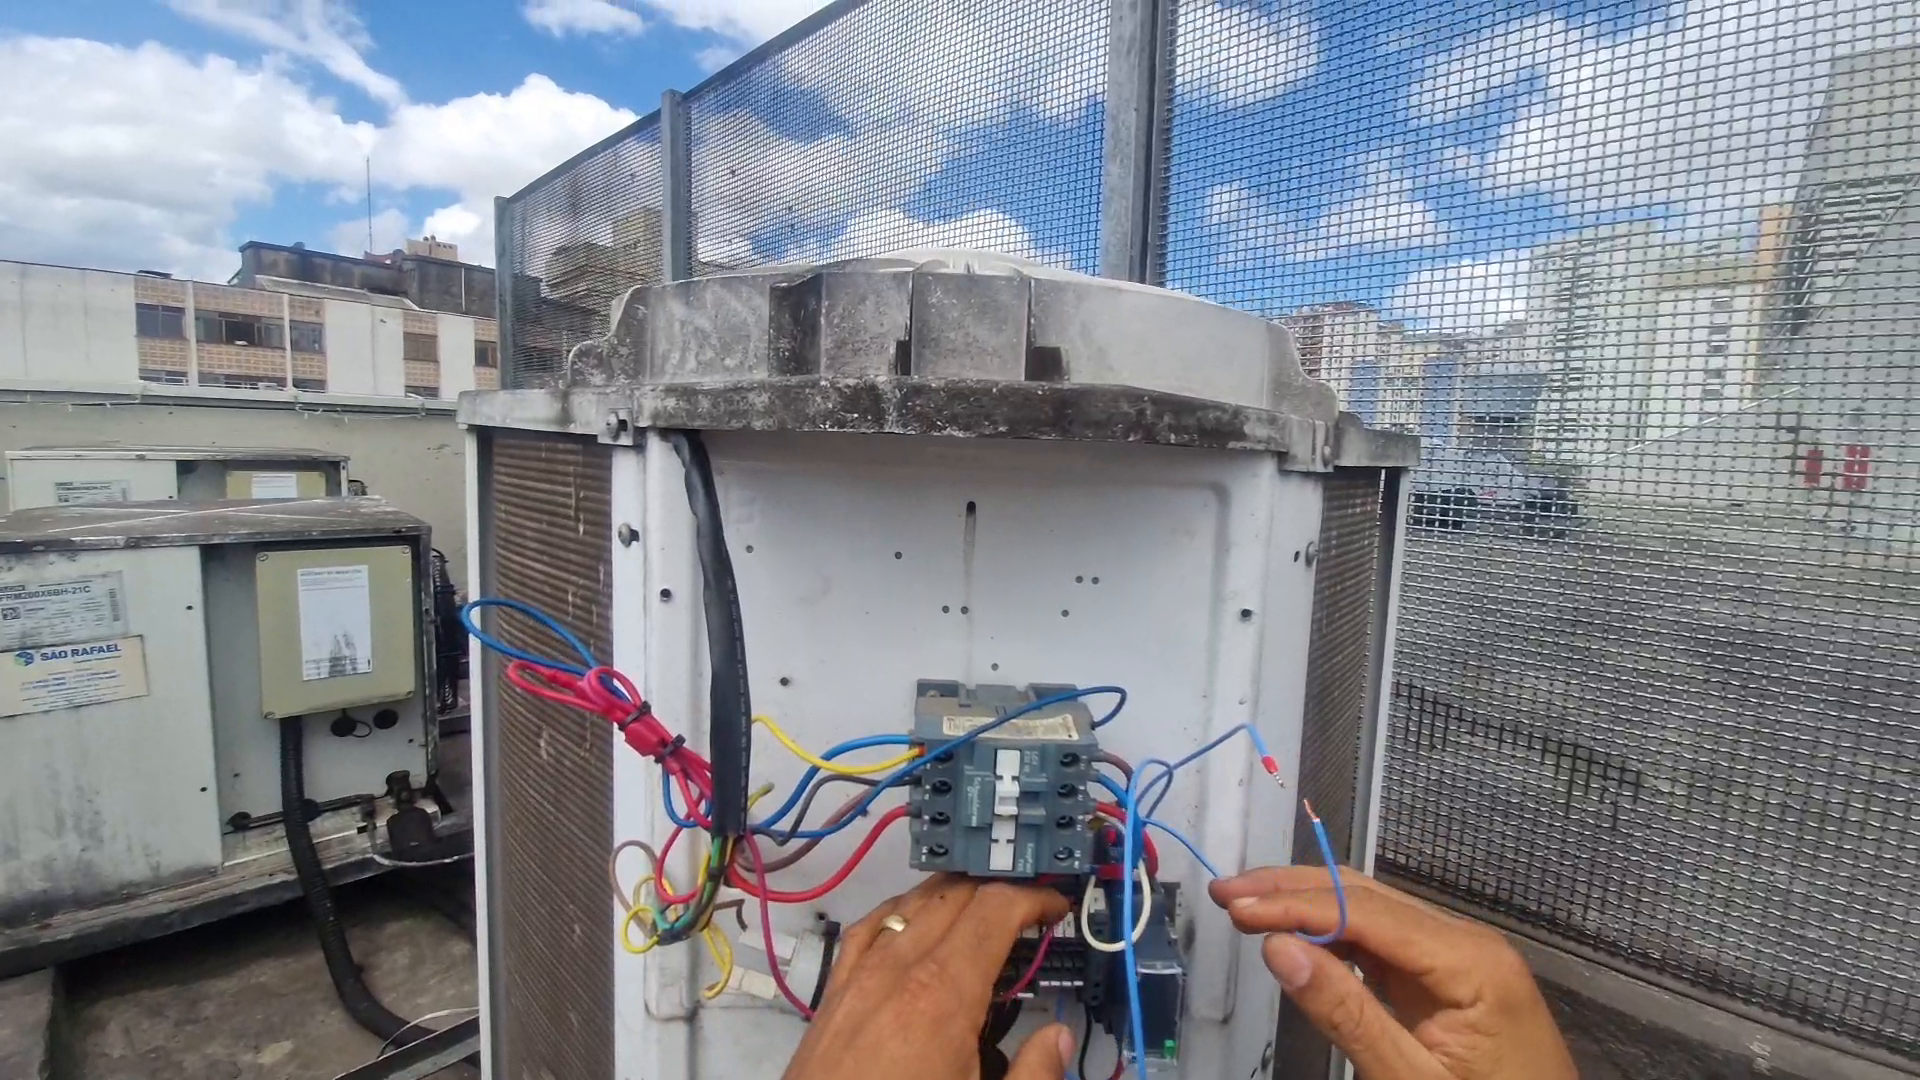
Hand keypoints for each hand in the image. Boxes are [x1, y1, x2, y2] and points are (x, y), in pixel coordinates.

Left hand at [782, 875, 1075, 1079]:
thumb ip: (1032, 1077)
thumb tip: (1059, 1038)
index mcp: (943, 995)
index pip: (994, 910)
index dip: (1032, 898)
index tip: (1055, 907)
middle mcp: (899, 968)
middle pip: (956, 896)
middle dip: (999, 893)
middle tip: (1029, 914)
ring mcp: (860, 975)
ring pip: (914, 901)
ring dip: (954, 896)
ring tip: (983, 914)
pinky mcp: (834, 991)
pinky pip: (871, 925)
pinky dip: (902, 910)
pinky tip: (914, 920)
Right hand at [1210, 867, 1574, 1079]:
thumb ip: (1347, 1015)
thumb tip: (1276, 946)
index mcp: (1470, 960)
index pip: (1361, 911)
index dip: (1291, 904)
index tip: (1232, 907)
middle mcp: (1463, 940)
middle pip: (1360, 895)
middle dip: (1287, 891)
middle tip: (1225, 894)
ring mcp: (1454, 955)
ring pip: (1363, 908)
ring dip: (1300, 905)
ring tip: (1244, 905)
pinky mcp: (1441, 975)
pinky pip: (1375, 939)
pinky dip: (1326, 932)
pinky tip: (1291, 934)